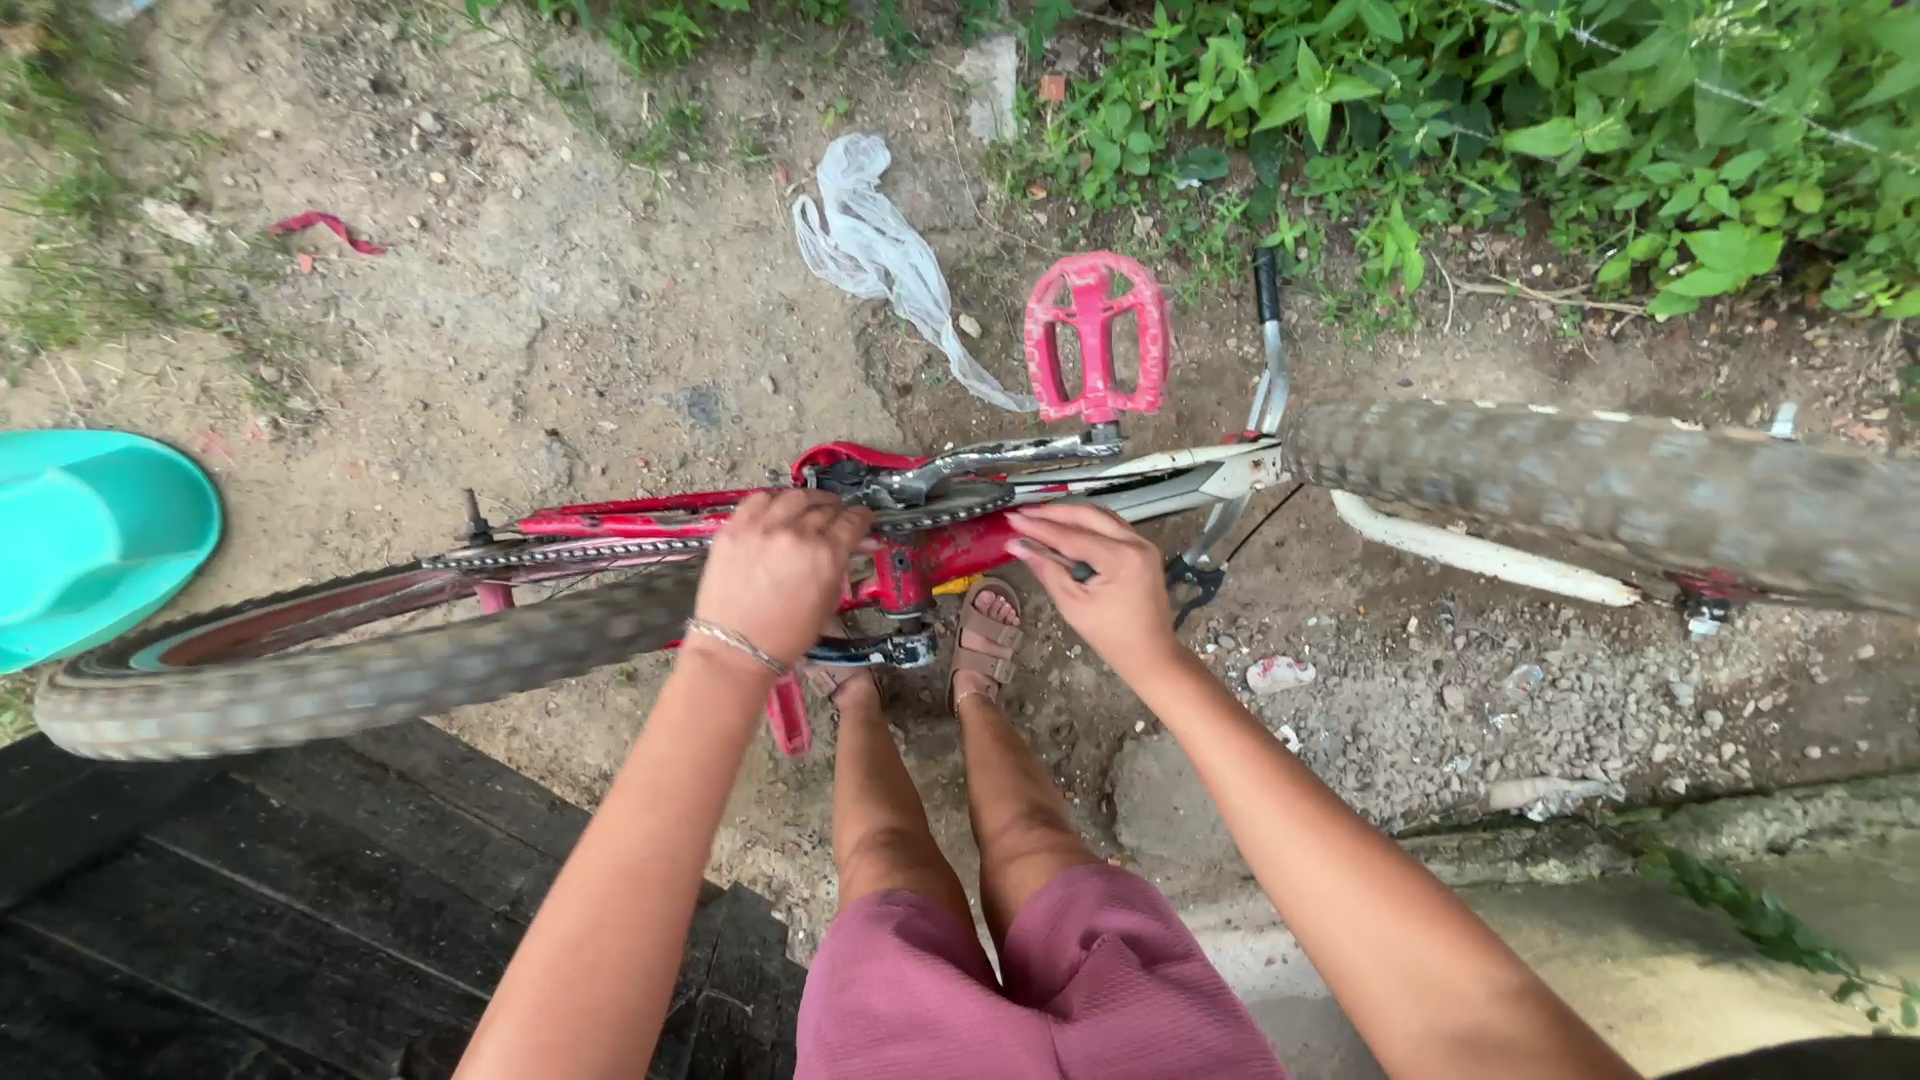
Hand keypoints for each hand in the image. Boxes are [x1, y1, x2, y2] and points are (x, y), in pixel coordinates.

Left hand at [689, 490, 873, 671]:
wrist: (735, 648)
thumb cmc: (787, 636)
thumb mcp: (827, 604)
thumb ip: (840, 569)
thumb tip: (851, 547)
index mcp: (826, 556)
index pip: (852, 522)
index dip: (862, 517)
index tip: (864, 518)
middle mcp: (796, 534)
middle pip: (825, 508)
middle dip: (837, 511)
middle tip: (838, 516)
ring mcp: (762, 528)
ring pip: (794, 496)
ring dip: (809, 499)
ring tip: (812, 504)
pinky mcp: (734, 529)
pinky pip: (758, 499)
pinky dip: (774, 499)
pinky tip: (779, 506)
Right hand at [1006, 504, 1181, 680]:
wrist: (1150, 654)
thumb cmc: (1110, 636)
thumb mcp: (1072, 605)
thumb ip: (1047, 569)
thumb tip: (1017, 545)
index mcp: (1121, 558)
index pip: (1071, 536)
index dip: (1038, 527)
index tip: (1012, 519)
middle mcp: (1135, 542)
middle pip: (1088, 516)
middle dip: (1053, 513)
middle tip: (1023, 512)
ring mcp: (1142, 543)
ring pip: (1101, 517)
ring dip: (1070, 514)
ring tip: (1039, 515)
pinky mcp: (1142, 549)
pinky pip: (1111, 526)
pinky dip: (1087, 524)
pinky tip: (1066, 526)